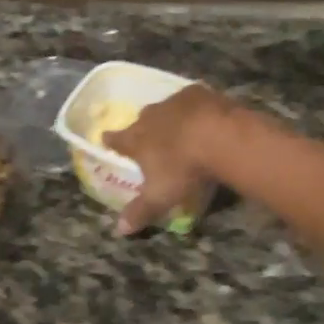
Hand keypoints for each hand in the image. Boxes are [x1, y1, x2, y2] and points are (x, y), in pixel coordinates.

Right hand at [101, 85, 231, 235]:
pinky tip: (202, 115)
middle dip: (142, 128)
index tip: (105, 138)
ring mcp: (173, 102)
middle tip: (148, 136)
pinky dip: (193, 107)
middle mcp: (150, 117)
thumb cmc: (183, 168)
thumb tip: (118, 230)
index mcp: (137, 140)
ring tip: (177, 127)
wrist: (217, 135)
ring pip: (164, 108)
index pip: (117, 140)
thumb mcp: (160, 196)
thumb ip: (140, 211)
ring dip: (168, 117)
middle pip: (141, 121)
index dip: (111, 141)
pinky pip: (190, 99)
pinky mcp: (197, 93)